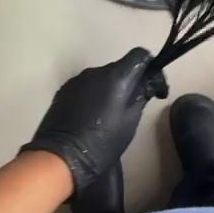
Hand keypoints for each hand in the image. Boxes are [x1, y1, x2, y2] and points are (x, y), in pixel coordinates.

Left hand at [22, 48, 168, 194]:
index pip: (139, 55)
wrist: (61, 157)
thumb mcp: (130, 123)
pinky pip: (86, 86)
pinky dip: (94, 94)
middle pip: (120, 67)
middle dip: (130, 82)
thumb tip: (147, 84)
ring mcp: (77, 80)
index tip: (153, 85)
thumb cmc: (102, 143)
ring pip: (102, 77)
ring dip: (111, 89)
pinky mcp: (63, 90)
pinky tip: (93, 115)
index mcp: (116, 76)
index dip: (150, 66)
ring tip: (111, 113)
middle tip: (135, 104)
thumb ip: (140, 97)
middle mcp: (95, 71)